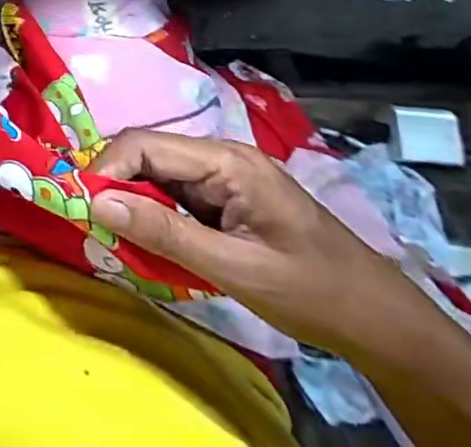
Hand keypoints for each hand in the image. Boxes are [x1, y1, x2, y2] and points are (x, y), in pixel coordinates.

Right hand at [87, 130, 423, 356]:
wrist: (386, 325)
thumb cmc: (316, 293)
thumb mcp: (235, 268)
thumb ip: (164, 232)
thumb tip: (95, 201)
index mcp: (227, 161)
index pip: (143, 145)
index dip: (105, 169)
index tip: (84, 207)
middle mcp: (221, 156)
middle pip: (146, 154)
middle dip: (115, 185)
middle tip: (98, 225)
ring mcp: (225, 175)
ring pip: (156, 174)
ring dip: (133, 201)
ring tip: (121, 236)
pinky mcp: (226, 196)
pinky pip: (173, 193)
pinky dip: (154, 213)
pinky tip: (152, 239)